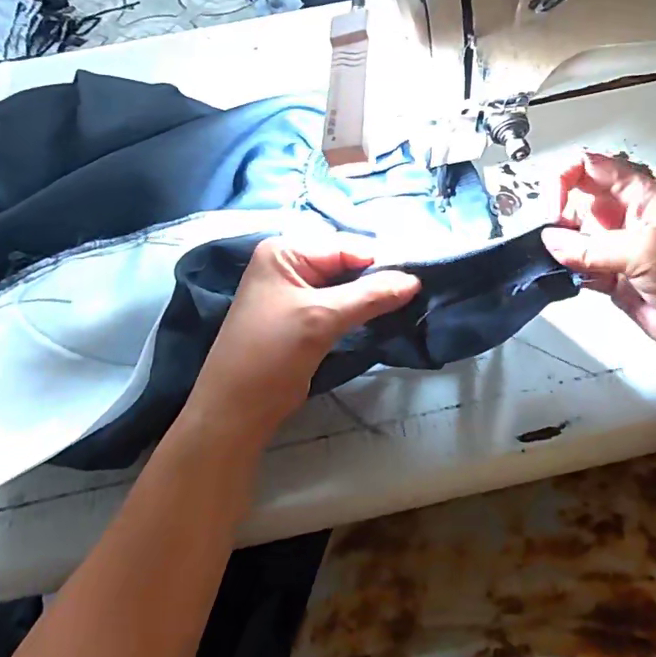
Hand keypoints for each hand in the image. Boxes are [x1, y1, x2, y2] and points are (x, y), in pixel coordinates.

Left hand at [184, 236, 420, 445]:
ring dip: (373, 294)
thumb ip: (370, 296)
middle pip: (347, 262)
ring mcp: (295, 290)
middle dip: (379, 276)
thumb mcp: (321, 319)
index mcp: (284, 250)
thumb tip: (415, 280)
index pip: (345, 245)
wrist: (235, 411)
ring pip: (346, 284)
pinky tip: (386, 314)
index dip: (381, 260)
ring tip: (409, 302)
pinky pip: (340, 303)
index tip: (420, 276)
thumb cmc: (270, 356)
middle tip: (419, 291)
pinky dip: (361, 308)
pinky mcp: (303, 316)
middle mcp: (289, 263)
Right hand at [541, 151, 655, 376]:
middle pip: (578, 200)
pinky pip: (579, 268)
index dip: (568, 177)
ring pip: (574, 237)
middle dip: (560, 213)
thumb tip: (553, 241)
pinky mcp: (612, 281)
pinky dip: (570, 272)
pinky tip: (575, 278)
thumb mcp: (649, 250)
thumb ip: (594, 246)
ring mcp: (618, 251)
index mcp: (640, 197)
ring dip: (563, 247)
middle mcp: (625, 219)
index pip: (593, 168)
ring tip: (566, 261)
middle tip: (555, 235)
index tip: (555, 202)